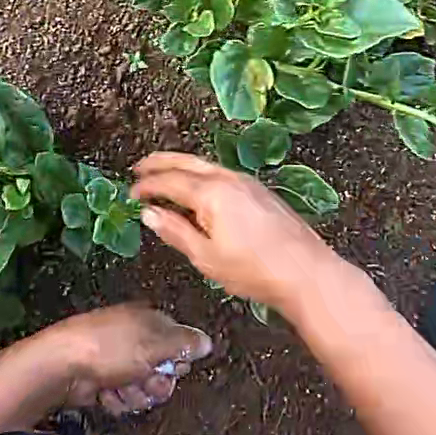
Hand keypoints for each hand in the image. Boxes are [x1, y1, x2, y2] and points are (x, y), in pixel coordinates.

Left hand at [38, 304, 213, 415]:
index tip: (174, 368)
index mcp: (150, 320)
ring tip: (121, 389)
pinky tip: (107, 395)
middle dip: (157, 382)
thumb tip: (208, 341)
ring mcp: (118, 360)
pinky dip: (118, 399)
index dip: (179, 360)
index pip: (179, 342)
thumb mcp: (155, 344)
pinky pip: (124, 396)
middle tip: (145, 382)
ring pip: (144, 386)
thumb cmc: (112, 349)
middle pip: (164, 369)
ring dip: (136, 394)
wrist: (62, 366)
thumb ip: (184, 344)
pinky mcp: (104, 381)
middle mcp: (136, 338)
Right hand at [129, 152, 364, 318]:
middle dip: (162, 162)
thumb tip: (149, 214)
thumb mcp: (206, 257)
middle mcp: (229, 179)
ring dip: (183, 166)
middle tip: (140, 166)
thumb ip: (176, 232)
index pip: (170, 182)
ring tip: (165, 173)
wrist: (305, 271)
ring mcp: (248, 183)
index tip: (130, 193)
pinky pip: (223, 174)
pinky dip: (203, 175)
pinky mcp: (261, 191)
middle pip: (189, 162)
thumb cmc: (253, 270)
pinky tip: (200, 188)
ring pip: (208, 166)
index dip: (148, 186)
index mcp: (212, 193)